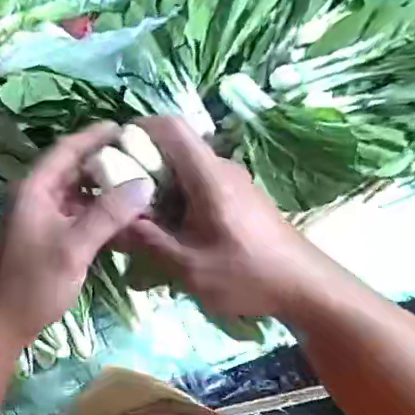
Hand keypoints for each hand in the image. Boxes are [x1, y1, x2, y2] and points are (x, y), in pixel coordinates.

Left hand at [0, 123, 154, 344]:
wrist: (0, 323)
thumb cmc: (33, 282)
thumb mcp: (74, 247)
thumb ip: (108, 214)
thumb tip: (144, 184)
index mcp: (34, 188)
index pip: (67, 149)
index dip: (96, 135)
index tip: (128, 127)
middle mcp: (34, 196)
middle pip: (73, 169)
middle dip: (106, 161)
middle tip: (142, 157)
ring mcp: (39, 218)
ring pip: (76, 194)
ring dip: (104, 189)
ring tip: (139, 184)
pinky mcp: (45, 238)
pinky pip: (75, 215)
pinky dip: (97, 212)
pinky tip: (122, 217)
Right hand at [116, 116, 331, 320]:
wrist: (305, 287)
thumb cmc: (248, 275)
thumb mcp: (189, 266)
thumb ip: (147, 242)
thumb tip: (111, 222)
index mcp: (209, 176)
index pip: (169, 127)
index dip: (136, 131)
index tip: (108, 156)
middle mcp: (220, 169)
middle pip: (172, 151)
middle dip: (138, 170)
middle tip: (114, 200)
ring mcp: (231, 183)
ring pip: (182, 174)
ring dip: (156, 194)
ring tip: (136, 226)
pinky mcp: (237, 200)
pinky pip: (197, 190)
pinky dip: (175, 206)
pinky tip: (167, 238)